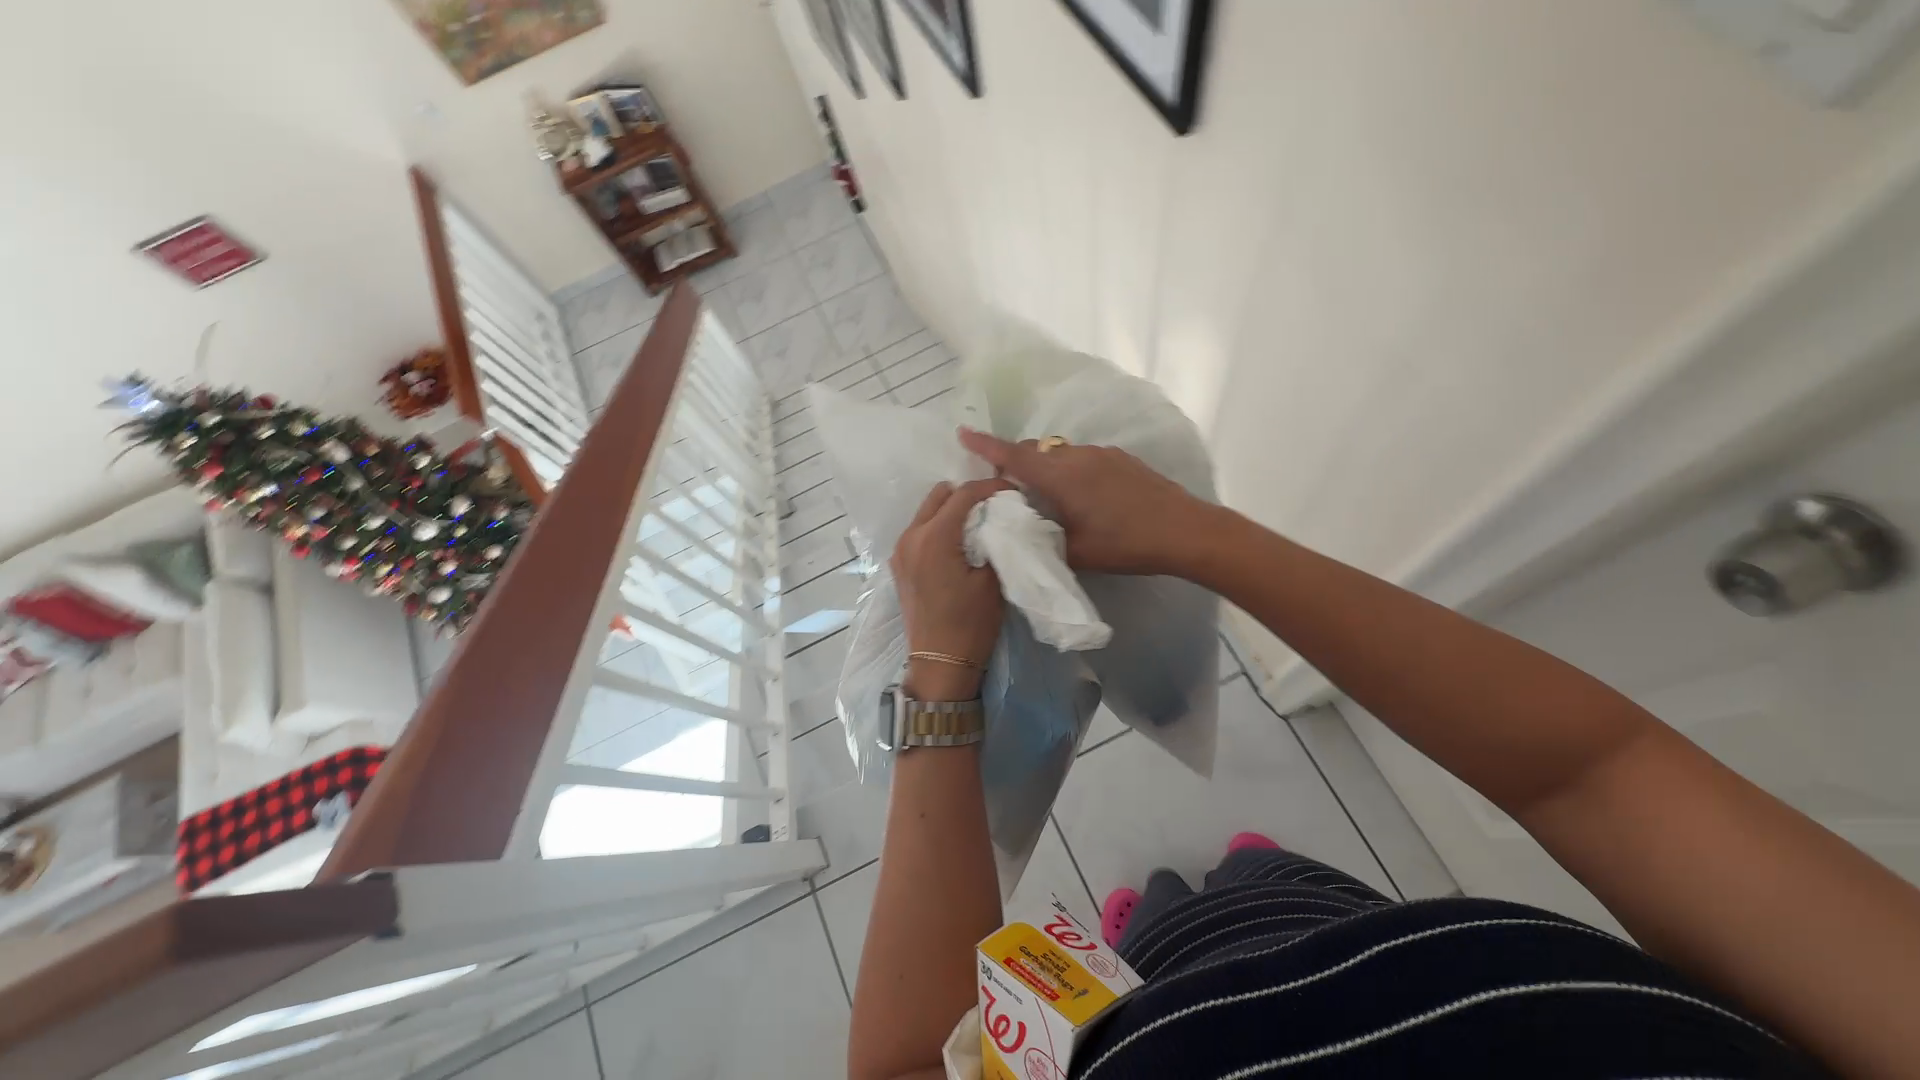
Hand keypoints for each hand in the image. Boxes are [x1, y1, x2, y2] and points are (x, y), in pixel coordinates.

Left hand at [890, 478, 1012, 699]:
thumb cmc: (970, 624)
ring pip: (927, 512)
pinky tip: (958, 542)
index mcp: (934, 537)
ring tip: (977, 523)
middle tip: (993, 505)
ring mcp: (900, 551)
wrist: (940, 664)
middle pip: (939, 496)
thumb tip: (996, 522)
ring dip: (951, 511)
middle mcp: (910, 536)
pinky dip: (938, 527)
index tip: (1012, 491)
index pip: (964, 494)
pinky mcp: (899, 566)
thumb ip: (992, 542)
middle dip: (967, 494)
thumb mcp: (992, 580)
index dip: (991, 487)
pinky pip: (919, 531)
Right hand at [959, 429, 1214, 575]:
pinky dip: (1070, 471)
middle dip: (1015, 462)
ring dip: (1046, 468)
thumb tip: (1027, 534)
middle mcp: (1077, 457)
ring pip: (1060, 454)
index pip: (1013, 456)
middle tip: (1006, 487)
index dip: (985, 446)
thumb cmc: (1127, 544)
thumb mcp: (1077, 552)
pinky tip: (1083, 498)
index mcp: (1061, 477)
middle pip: (1034, 450)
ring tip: (1047, 499)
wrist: (1185, 530)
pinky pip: (1083, 459)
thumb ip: (1045, 539)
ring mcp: (1102, 454)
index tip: (963, 433)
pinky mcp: (1122, 459)